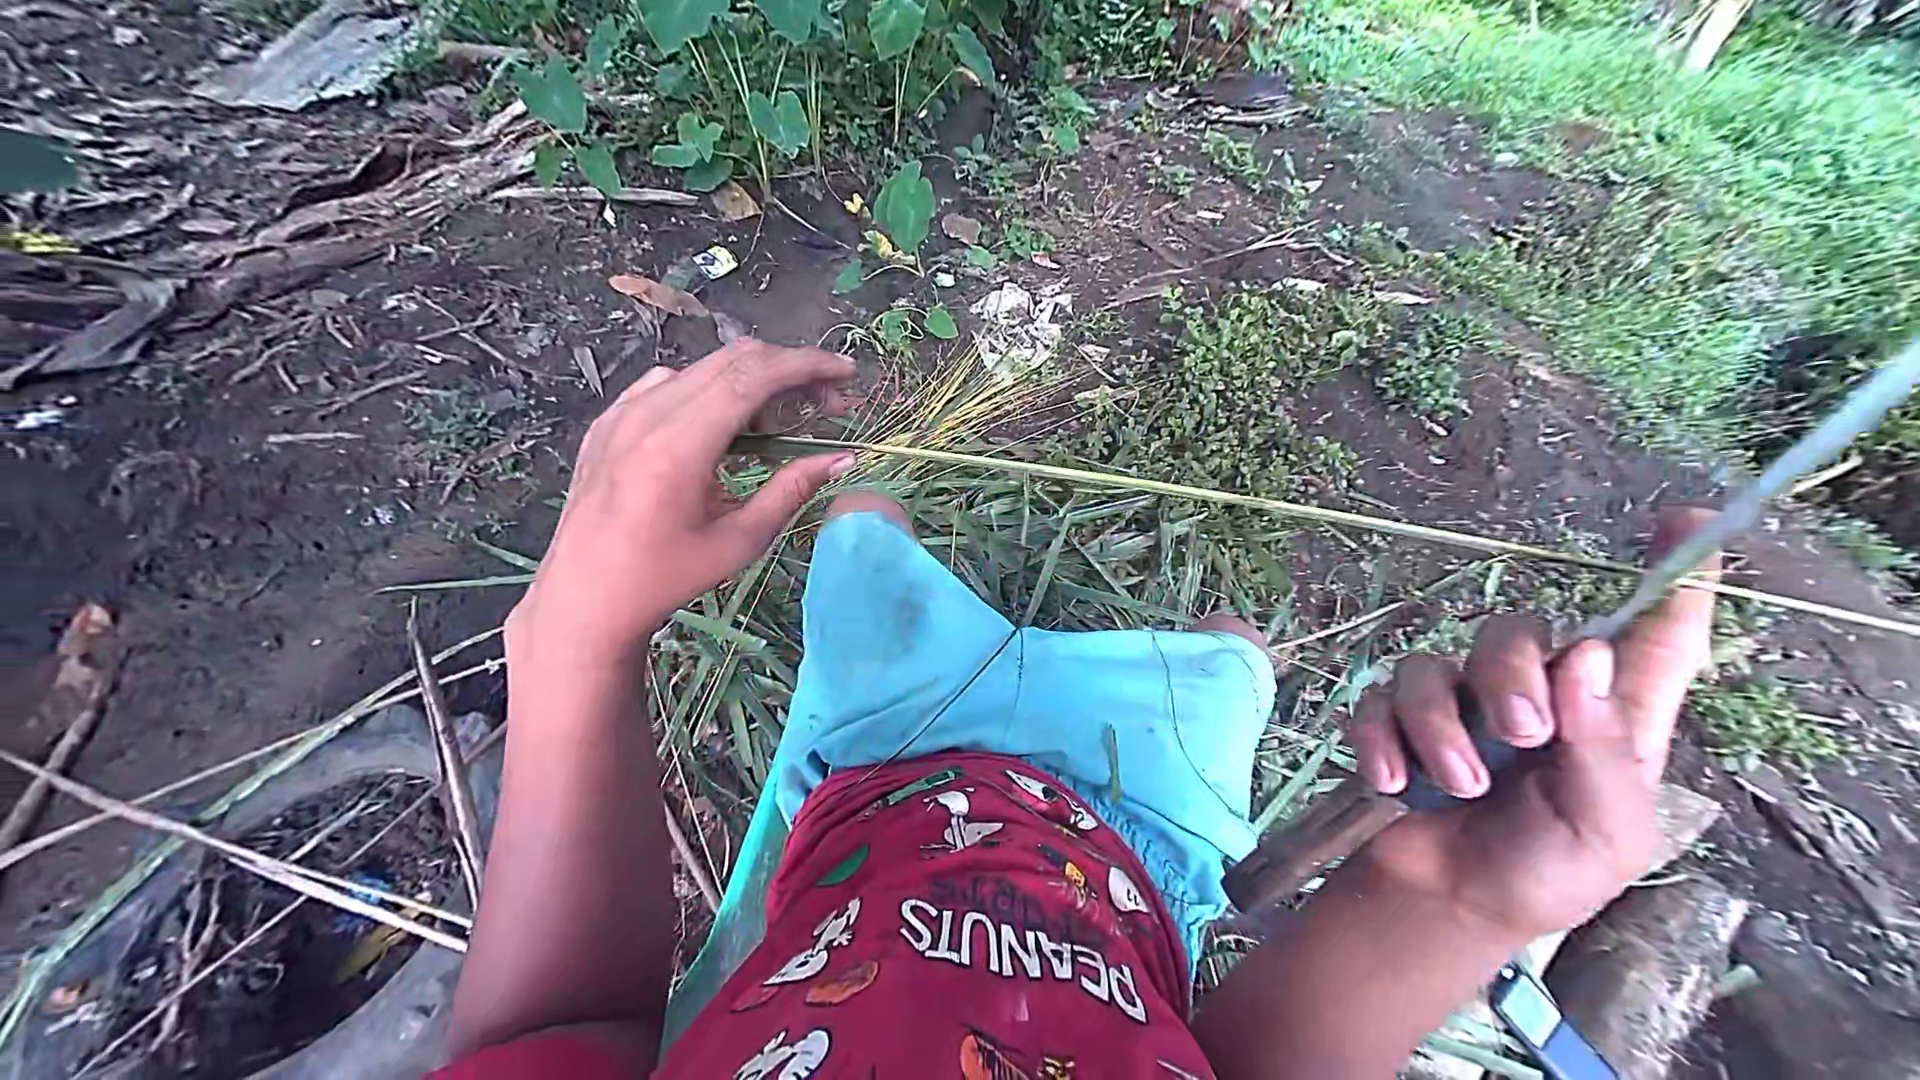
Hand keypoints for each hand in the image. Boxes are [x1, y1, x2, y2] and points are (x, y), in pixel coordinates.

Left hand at [505, 340, 855, 668]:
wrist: (586, 595)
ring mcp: (623, 411)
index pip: (754, 377)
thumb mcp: (740, 540)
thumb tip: (842, 459)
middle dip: (791, 370)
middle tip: (828, 401)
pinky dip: (715, 389)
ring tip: (785, 417)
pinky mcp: (611, 419)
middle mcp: (648, 414)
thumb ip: (793, 490)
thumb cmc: (668, 576)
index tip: (845, 374)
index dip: (807, 366)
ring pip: (705, 367)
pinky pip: (671, 382)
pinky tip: (728, 422)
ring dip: (756, 380)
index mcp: (680, 445)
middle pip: (734, 360)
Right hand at [1348, 507, 1718, 940]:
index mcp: (1601, 720)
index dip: (1671, 583)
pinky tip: (1393, 780)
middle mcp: (1524, 698)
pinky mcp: (1391, 723)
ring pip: (1428, 669)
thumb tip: (1584, 653)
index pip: (1647, 641)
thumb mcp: (1604, 829)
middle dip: (1507, 674)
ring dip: (1439, 727)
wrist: (1448, 896)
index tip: (1686, 523)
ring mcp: (1450, 709)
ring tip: (1453, 782)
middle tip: (1517, 733)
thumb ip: (1600, 747)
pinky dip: (1381, 742)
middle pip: (1512, 634)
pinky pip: (1373, 705)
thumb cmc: (1544, 871)